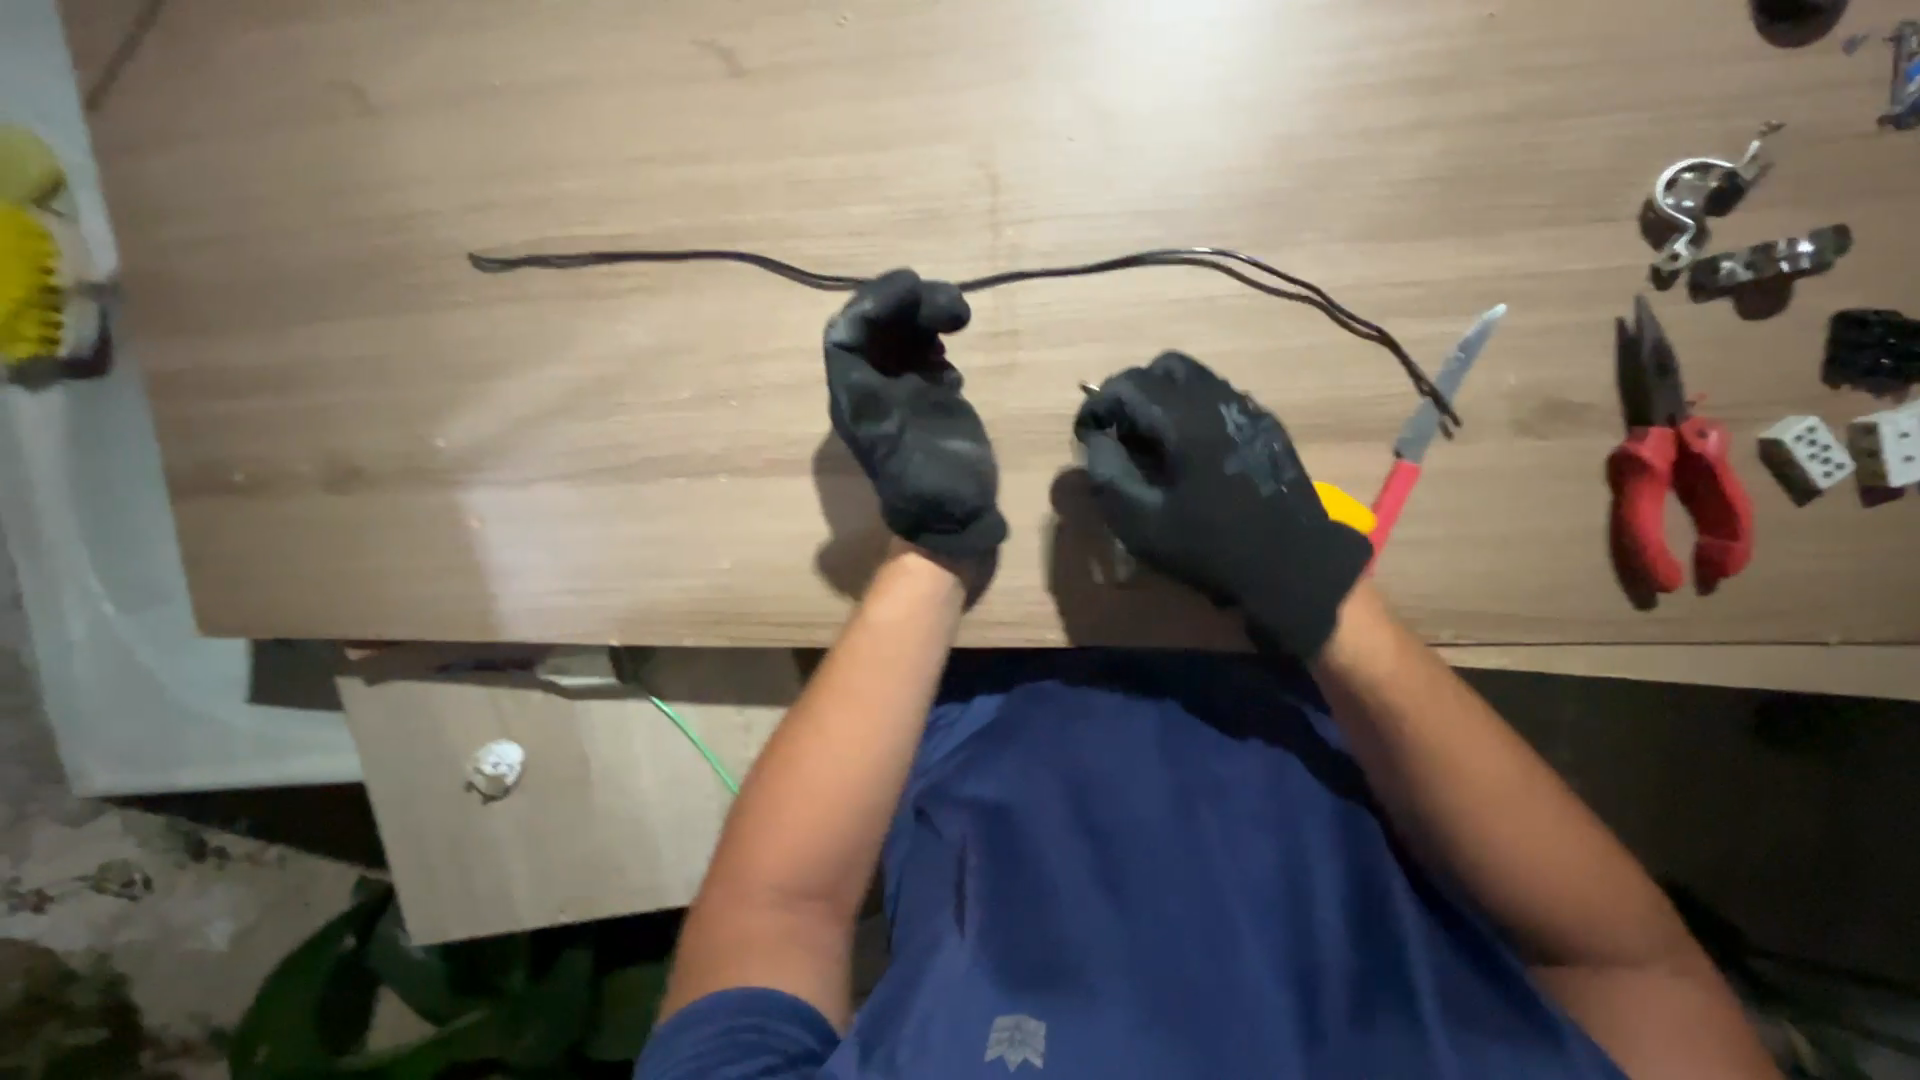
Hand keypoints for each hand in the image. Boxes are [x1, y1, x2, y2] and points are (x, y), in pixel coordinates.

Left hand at [825, 269, 1005, 559]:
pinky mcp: (929, 399)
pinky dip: (939, 344)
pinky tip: (955, 356)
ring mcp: (902, 393)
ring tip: (961, 316)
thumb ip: (869, 384)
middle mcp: (872, 388)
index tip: (911, 285)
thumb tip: (850, 337)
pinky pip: (924, 357)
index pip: (846, 334)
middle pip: (877, 329)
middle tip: (951, 302)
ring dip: (927, 318)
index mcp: (854, 394)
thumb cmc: (925, 476)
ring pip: (903, 338)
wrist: (954, 515)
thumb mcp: (890, 432)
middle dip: (908, 305)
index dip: (872, 302)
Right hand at [1073, 351, 1371, 658]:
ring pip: (1197, 380)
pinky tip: (1189, 456)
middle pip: (1166, 367)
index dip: (1099, 404)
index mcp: (1187, 420)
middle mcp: (1220, 400)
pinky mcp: (1267, 427)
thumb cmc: (1211, 548)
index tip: (1087, 436)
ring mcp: (1250, 410)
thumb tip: (1096, 441)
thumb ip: (1108, 474)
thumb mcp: (1141, 523)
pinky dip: (1192, 414)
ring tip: (1152, 445)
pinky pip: (1220, 400)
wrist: (1294, 566)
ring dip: (1164, 401)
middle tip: (1120, 432)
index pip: (1130, 383)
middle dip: (1133, 393)